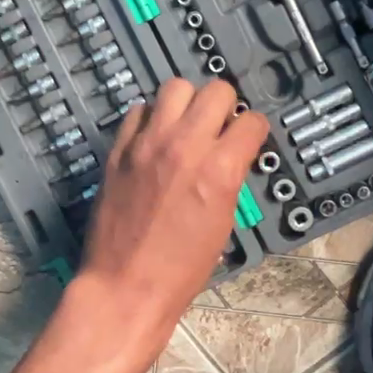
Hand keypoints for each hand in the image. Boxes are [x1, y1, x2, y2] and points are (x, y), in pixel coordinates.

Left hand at [68, 78, 267, 357]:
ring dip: (187, 101)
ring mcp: (147, 143)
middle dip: (225, 105)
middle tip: (219, 125)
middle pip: (216, 90)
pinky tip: (153, 137)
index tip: (248, 137)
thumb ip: (227, 178)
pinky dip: (150, 118)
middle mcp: (185, 146)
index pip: (251, 121)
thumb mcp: (223, 223)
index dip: (254, 130)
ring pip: (175, 87)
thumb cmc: (180, 269)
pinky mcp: (118, 149)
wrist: (125, 285)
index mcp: (219, 170)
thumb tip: (229, 156)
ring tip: (186, 123)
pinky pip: (138, 110)